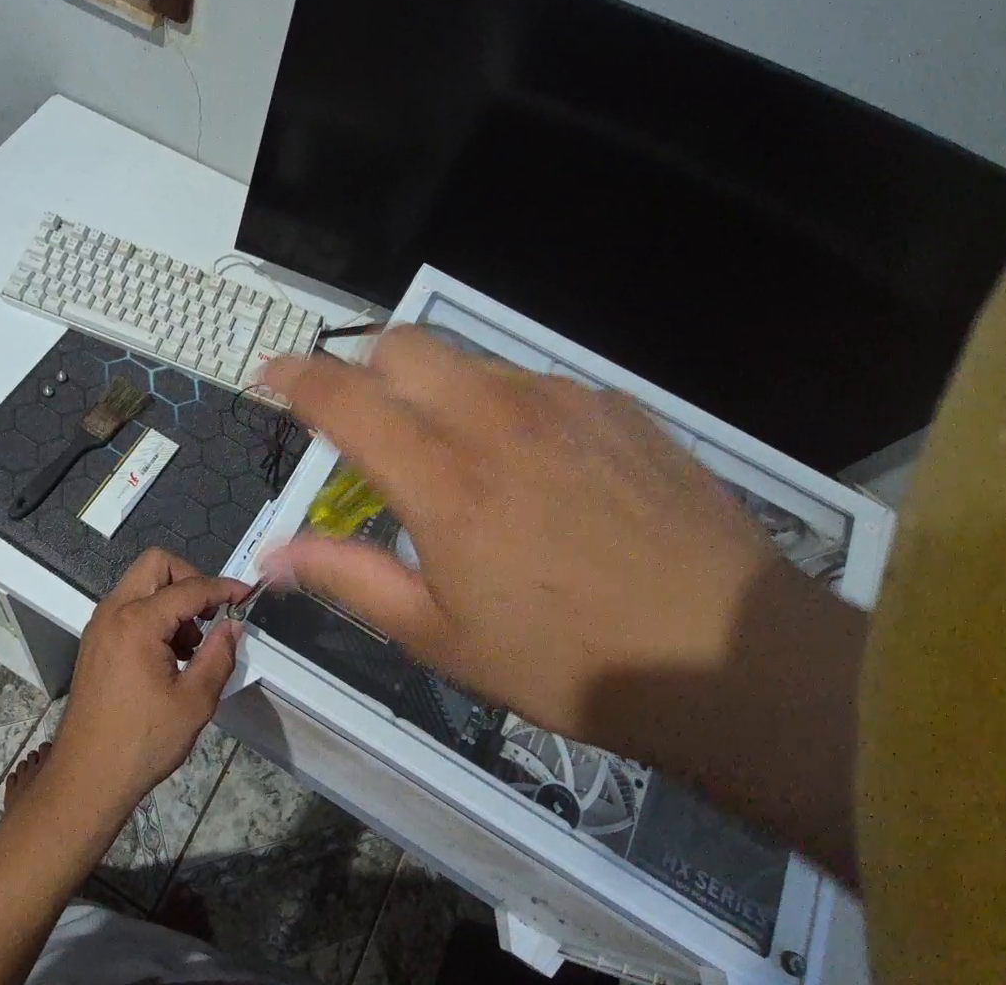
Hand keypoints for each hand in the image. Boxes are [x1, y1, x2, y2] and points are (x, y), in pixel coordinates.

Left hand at [48, 549, 249, 814]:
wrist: (87, 775)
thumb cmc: (143, 741)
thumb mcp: (195, 701)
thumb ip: (219, 655)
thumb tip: (232, 626)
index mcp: (137, 621)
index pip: (190, 587)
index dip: (224, 589)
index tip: (248, 597)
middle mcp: (113, 612)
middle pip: (156, 564)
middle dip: (191, 580)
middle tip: (212, 614)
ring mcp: (100, 625)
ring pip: (141, 584)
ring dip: (171, 599)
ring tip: (192, 646)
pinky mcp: (95, 642)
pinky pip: (128, 608)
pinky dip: (154, 616)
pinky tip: (171, 656)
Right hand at [261, 327, 826, 754]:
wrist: (734, 658)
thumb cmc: (566, 660)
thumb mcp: (438, 635)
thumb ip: (347, 578)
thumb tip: (273, 554)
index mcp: (441, 477)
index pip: (344, 397)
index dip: (295, 378)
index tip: (272, 376)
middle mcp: (494, 416)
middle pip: (402, 346)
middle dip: (365, 371)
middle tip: (364, 426)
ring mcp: (563, 403)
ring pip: (467, 361)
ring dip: (434, 390)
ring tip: (453, 457)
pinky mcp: (616, 408)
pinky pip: (532, 383)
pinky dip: (500, 406)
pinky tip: (531, 467)